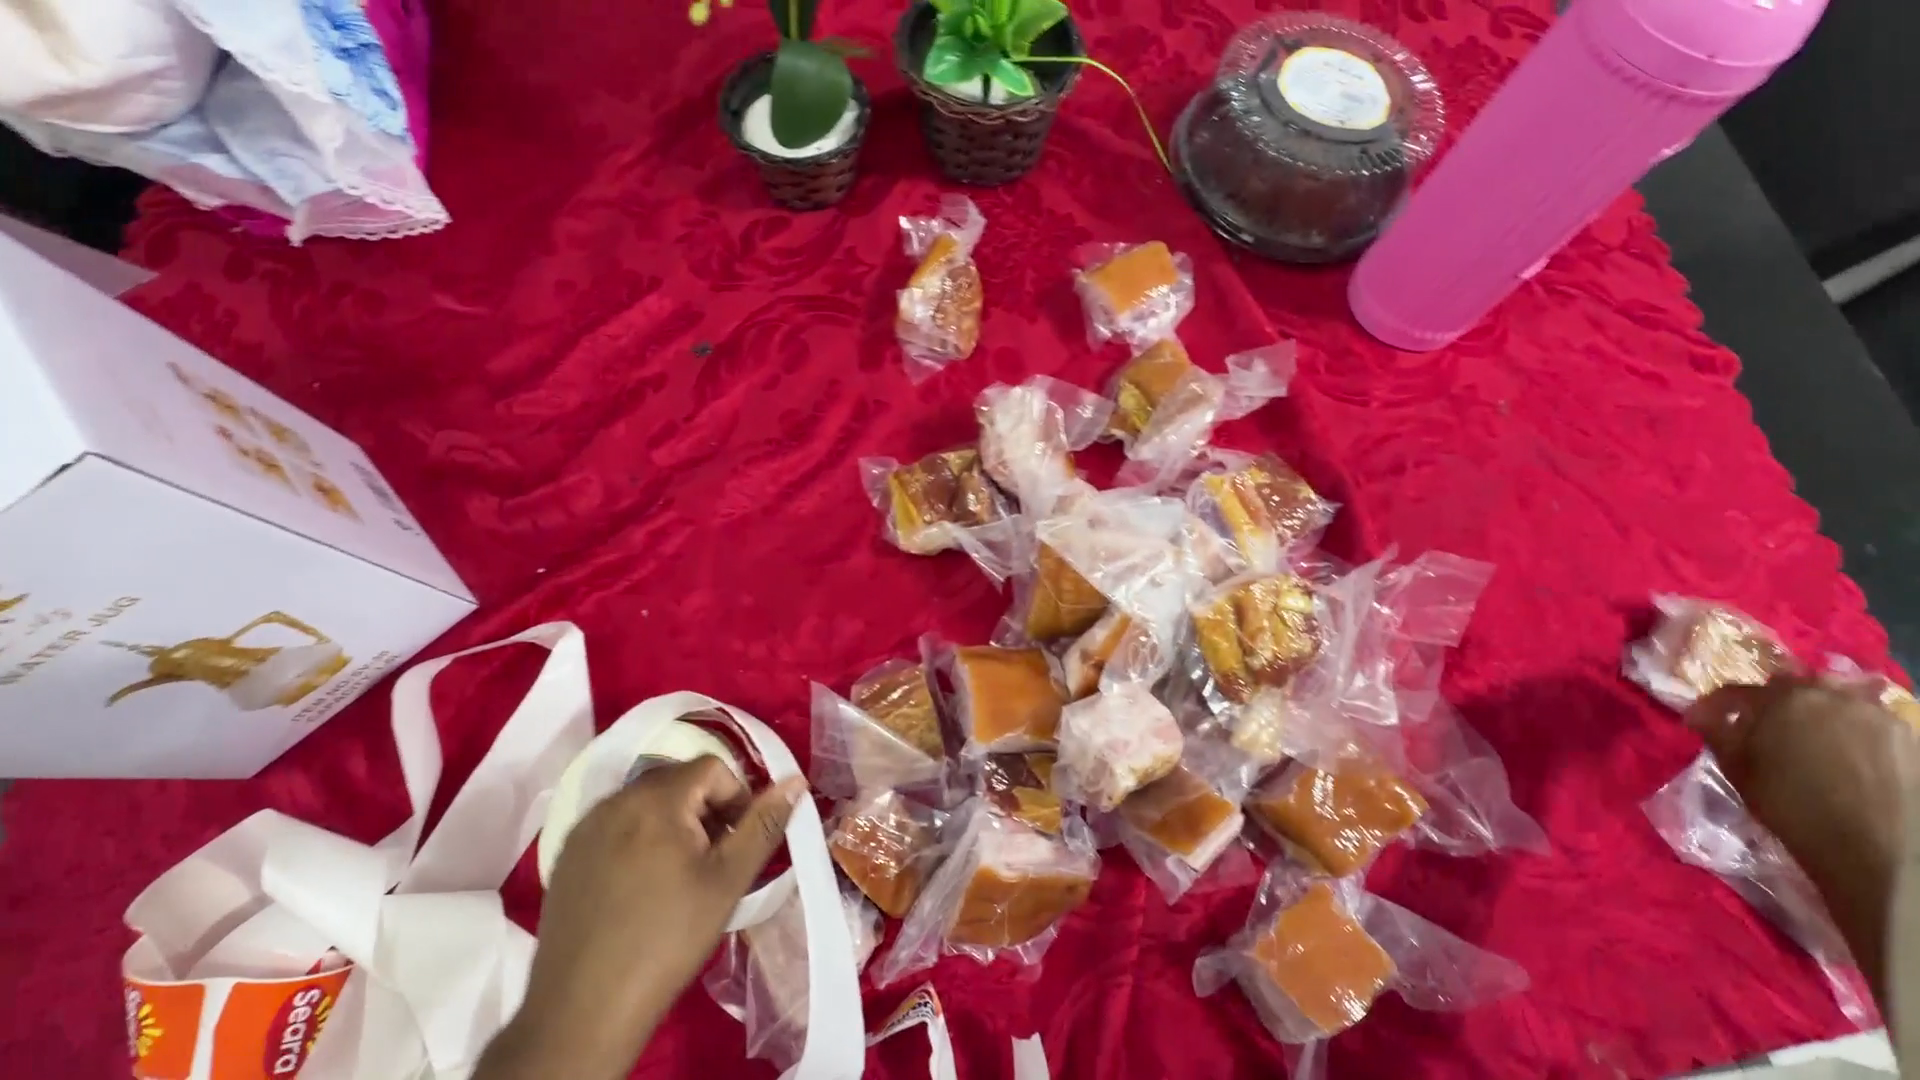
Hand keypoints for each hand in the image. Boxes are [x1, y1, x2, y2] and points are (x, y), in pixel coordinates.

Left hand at [476, 757, 807, 1079]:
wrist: (585, 1006)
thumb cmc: (669, 937)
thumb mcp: (728, 880)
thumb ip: (764, 823)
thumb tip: (796, 781)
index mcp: (656, 798)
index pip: (712, 767)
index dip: (736, 799)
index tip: (738, 845)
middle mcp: (615, 799)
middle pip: (677, 782)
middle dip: (704, 811)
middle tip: (713, 862)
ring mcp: (584, 826)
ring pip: (645, 804)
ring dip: (672, 825)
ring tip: (679, 877)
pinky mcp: (566, 855)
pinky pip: (615, 827)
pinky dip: (638, 842)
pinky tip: (641, 888)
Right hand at [1688, 676, 1914, 999]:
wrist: (1895, 866)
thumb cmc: (1801, 821)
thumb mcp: (1744, 781)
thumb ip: (1723, 742)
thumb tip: (1703, 720)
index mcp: (1787, 704)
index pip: (1738, 691)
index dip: (1712, 707)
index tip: (1694, 724)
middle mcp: (1838, 704)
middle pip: (1797, 691)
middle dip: (1770, 709)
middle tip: (1748, 736)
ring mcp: (1886, 728)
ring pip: (1839, 712)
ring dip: (1811, 729)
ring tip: (1794, 761)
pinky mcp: (1914, 756)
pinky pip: (1872, 739)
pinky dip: (1849, 750)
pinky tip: (1835, 780)